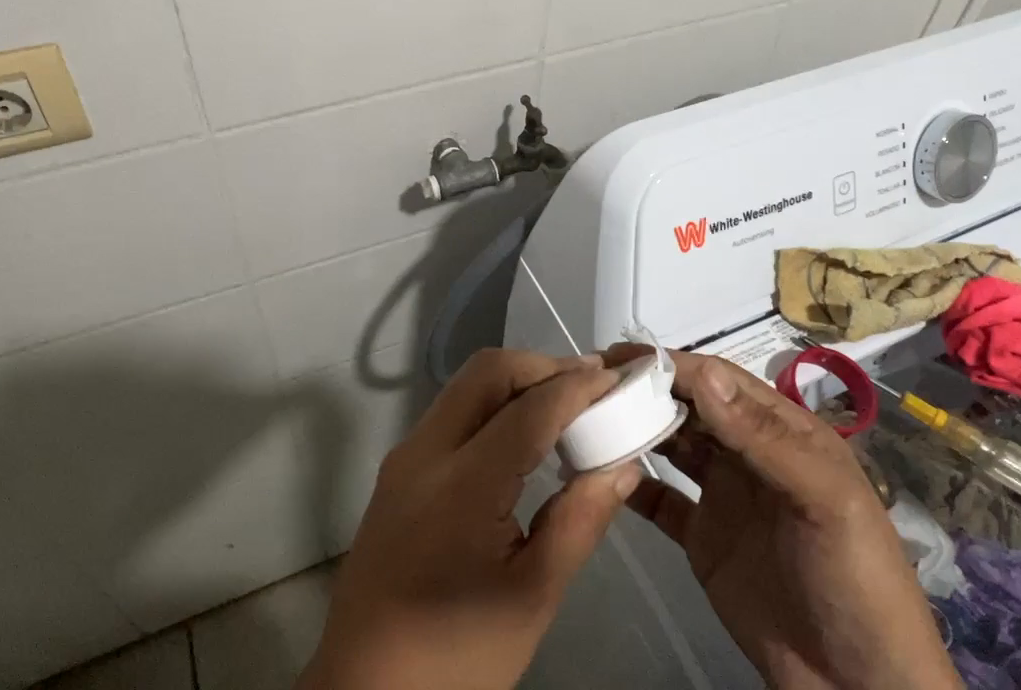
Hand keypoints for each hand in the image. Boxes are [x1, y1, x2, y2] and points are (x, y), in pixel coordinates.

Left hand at [299, 349, 640, 689]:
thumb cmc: (456, 654)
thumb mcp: (532, 596)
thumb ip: (580, 521)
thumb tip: (624, 465)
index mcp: (461, 485)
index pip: (529, 409)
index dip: (579, 387)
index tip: (621, 378)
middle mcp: (424, 454)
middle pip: (486, 373)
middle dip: (543, 367)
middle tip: (593, 388)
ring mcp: (403, 460)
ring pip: (464, 388)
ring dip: (516, 384)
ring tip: (567, 408)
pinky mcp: (396, 474)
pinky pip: (450, 415)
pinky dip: (492, 407)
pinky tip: (523, 438)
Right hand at [608, 345, 960, 689]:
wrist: (856, 683)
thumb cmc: (853, 578)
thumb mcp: (821, 498)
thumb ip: (762, 437)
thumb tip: (701, 373)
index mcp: (785, 434)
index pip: (720, 382)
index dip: (673, 365)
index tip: (620, 359)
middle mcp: (750, 455)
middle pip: (690, 407)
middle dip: (645, 389)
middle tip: (588, 382)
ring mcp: (724, 497)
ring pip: (670, 446)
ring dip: (634, 429)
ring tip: (585, 417)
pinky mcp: (703, 540)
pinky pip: (659, 501)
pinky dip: (629, 483)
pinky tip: (594, 472)